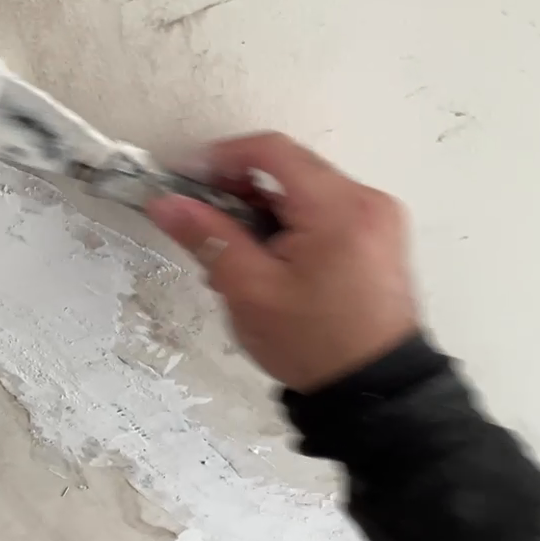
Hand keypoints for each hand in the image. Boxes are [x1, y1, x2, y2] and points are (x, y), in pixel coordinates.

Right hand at [145, 133, 419, 392]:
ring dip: (254, 212)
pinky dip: (279, 226)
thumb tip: (164, 202)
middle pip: (286, 171)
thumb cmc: (310, 340)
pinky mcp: (373, 239)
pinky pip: (316, 214)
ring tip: (227, 256)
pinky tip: (259, 262)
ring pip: (297, 194)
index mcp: (338, 207)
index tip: (180, 177)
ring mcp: (375, 219)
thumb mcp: (248, 289)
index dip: (219, 156)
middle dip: (234, 192)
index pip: (272, 151)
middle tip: (197, 225)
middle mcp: (365, 200)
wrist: (374, 389)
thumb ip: (207, 237)